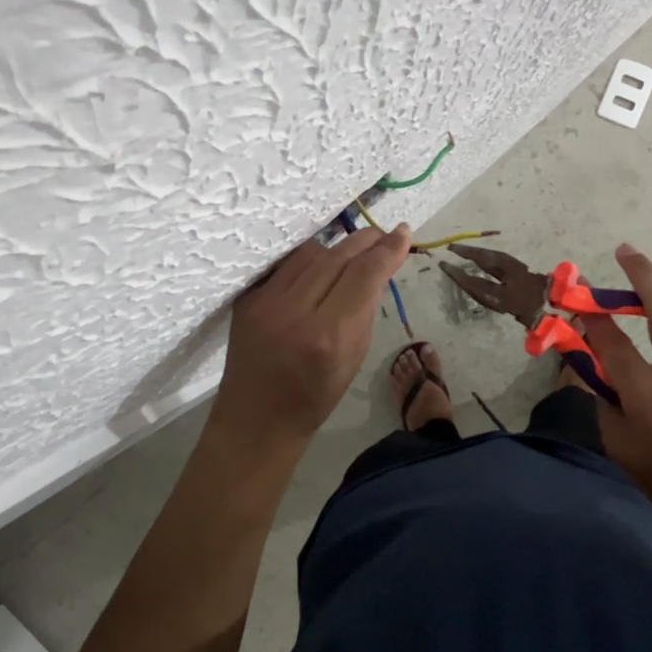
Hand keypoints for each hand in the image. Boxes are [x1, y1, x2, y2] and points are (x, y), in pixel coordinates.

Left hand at [211, 224, 412, 440]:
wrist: (257, 418)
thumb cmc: (315, 397)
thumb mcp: (354, 357)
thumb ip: (365, 310)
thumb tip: (377, 268)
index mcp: (329, 335)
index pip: (364, 275)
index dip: (388, 250)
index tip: (403, 234)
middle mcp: (295, 311)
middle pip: (338, 256)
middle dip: (366, 240)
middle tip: (385, 234)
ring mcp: (266, 302)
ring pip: (310, 253)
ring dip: (336, 248)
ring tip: (353, 252)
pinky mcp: (248, 299)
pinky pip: (285, 266)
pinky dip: (307, 261)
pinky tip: (319, 265)